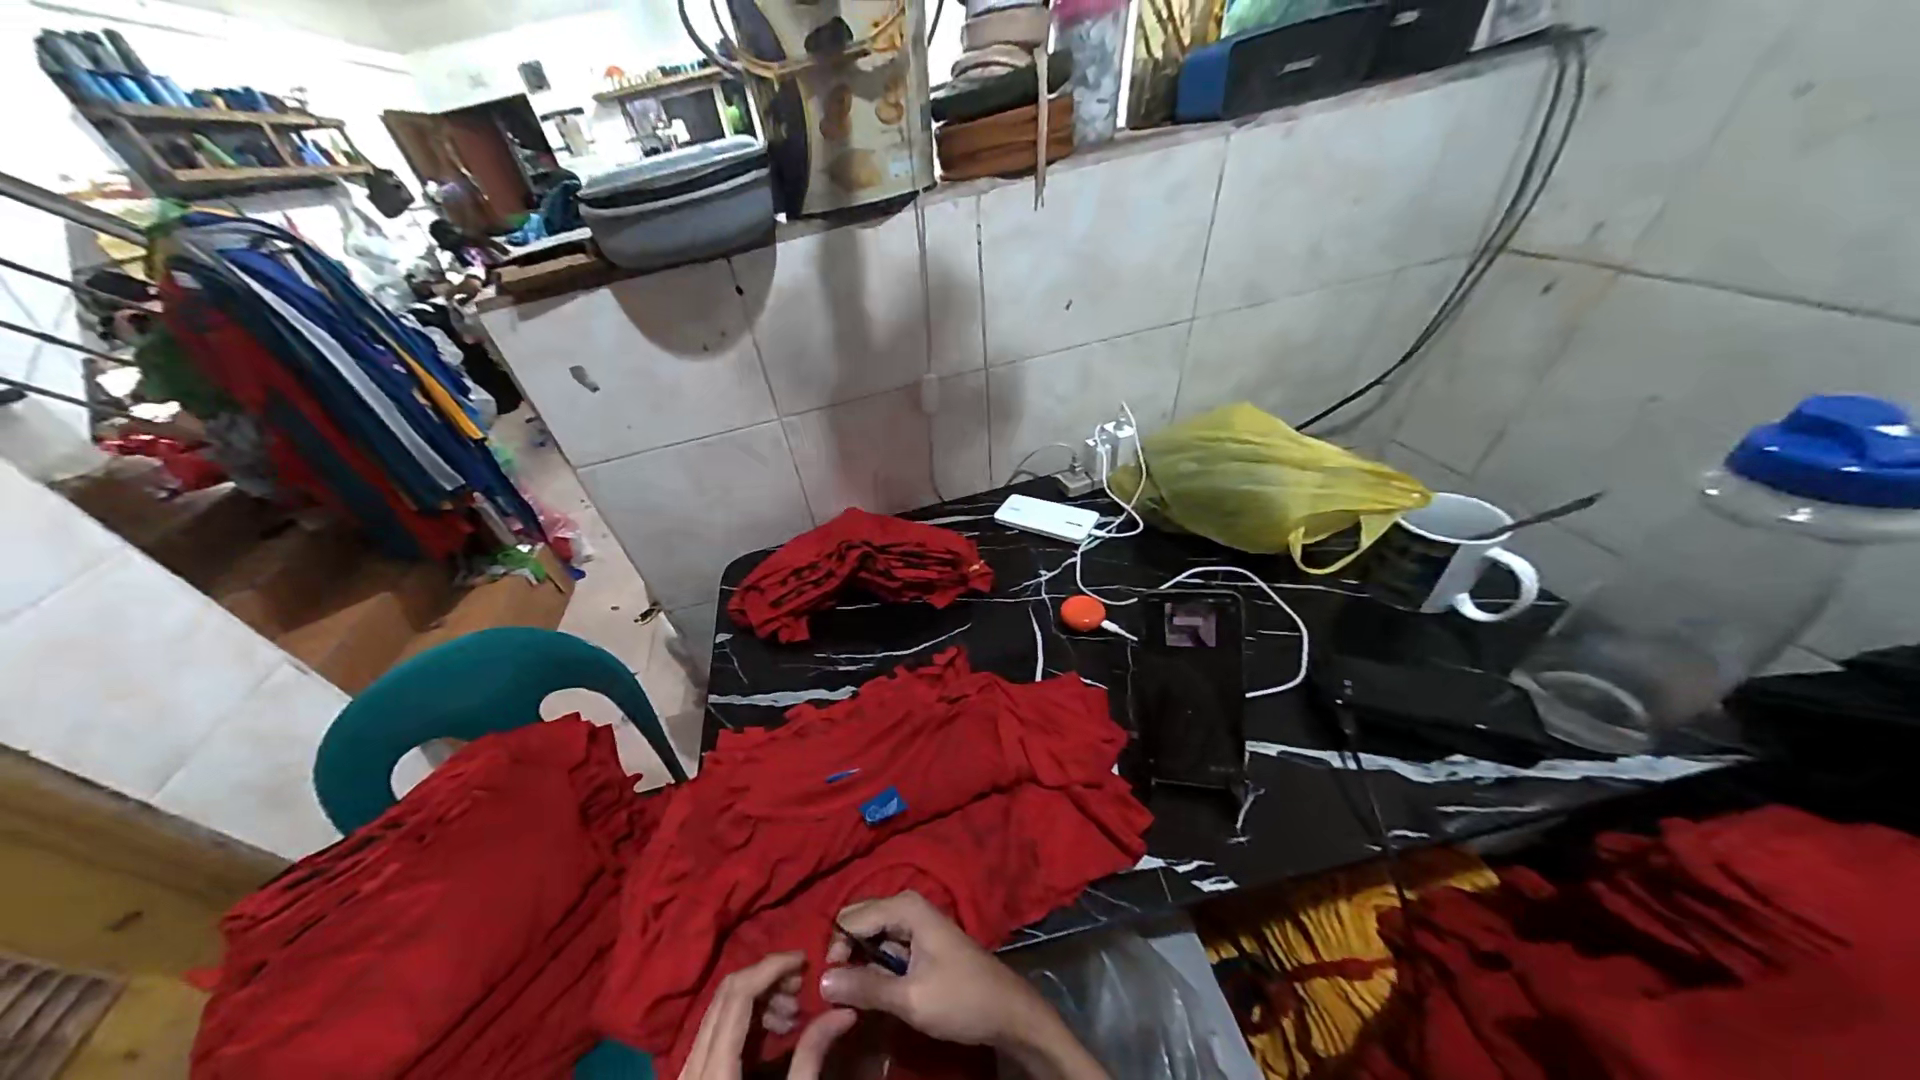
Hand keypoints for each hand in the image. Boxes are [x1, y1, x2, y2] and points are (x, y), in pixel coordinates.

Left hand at [677, 952, 856, 1079]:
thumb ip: (811, 1056)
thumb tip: (845, 1010)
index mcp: (714, 1071)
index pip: (737, 994)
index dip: (771, 967)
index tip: (805, 959)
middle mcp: (691, 1064)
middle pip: (727, 994)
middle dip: (769, 980)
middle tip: (803, 987)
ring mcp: (686, 1073)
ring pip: (721, 1009)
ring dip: (760, 999)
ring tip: (793, 1015)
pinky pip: (717, 1030)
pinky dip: (748, 1020)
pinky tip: (775, 1033)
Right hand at [819, 892, 1107, 1079]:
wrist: (1008, 1012)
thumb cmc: (962, 999)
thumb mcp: (910, 999)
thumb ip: (866, 988)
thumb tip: (821, 981)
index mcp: (905, 907)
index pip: (849, 919)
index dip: (836, 951)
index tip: (830, 988)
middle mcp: (907, 906)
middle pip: (858, 922)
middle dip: (844, 954)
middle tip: (839, 993)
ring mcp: (914, 924)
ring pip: (870, 937)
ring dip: (858, 964)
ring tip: (854, 998)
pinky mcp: (919, 943)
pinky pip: (884, 948)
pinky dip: (874, 968)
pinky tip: (873, 994)